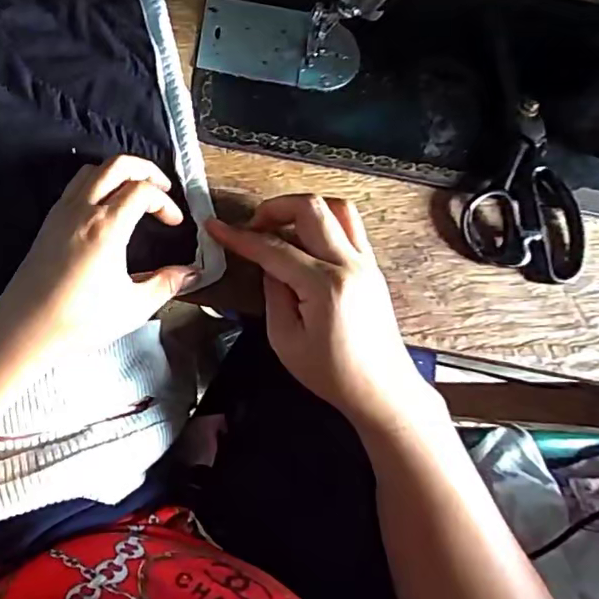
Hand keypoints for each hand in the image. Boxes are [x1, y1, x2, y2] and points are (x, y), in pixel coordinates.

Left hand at [0, 156, 198, 360]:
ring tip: (134, 193)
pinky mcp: (47, 224)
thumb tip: (191, 273)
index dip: (165, 201)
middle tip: (162, 188)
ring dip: (117, 173)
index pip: (142, 189)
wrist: (25, 329)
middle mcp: (81, 211)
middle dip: (145, 170)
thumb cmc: (78, 320)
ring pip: (91, 171)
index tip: (174, 223)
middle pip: (116, 165)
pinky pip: (73, 188)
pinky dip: (95, 185)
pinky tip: (105, 209)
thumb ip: (166, 284)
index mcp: (105, 226)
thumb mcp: (133, 306)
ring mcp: (60, 214)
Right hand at [206, 195, 446, 435]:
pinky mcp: (371, 269)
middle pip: (310, 208)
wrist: (382, 391)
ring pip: (337, 208)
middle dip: (273, 208)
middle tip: (252, 226)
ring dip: (302, 210)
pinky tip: (301, 242)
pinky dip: (320, 223)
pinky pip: (348, 227)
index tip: (216, 228)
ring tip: (278, 227)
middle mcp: (350, 266)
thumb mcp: (284, 338)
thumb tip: (266, 264)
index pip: (273, 247)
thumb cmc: (334, 373)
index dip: (238, 236)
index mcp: (325, 285)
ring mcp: (366, 264)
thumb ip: (272, 292)